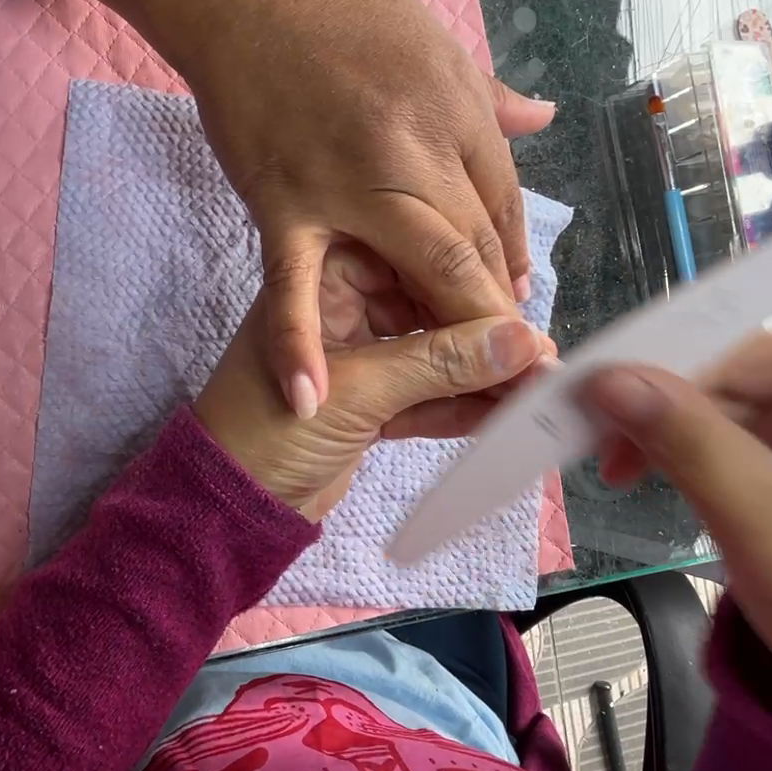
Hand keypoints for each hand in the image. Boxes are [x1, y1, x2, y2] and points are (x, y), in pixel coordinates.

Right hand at [21, 0, 554, 420]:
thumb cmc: (340, 11)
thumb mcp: (434, 44)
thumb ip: (487, 94)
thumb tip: (543, 115)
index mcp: (456, 110)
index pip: (501, 202)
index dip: (511, 259)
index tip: (515, 303)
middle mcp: (417, 152)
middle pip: (473, 243)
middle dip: (494, 307)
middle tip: (506, 361)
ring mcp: (348, 186)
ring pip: (418, 269)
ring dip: (445, 331)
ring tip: (461, 383)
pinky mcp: (282, 211)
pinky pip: (293, 287)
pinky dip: (297, 344)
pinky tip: (310, 400)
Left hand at [197, 245, 546, 519]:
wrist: (226, 502)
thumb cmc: (269, 429)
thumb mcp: (359, 391)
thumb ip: (441, 364)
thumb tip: (526, 342)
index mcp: (330, 275)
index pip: (419, 268)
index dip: (478, 301)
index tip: (533, 332)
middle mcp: (346, 301)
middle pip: (433, 311)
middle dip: (485, 344)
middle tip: (544, 369)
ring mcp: (359, 350)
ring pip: (434, 353)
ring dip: (478, 379)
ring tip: (534, 398)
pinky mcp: (368, 394)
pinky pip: (422, 390)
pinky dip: (454, 407)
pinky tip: (498, 417)